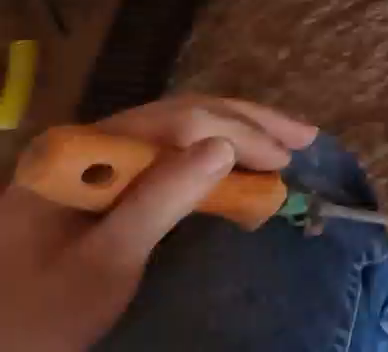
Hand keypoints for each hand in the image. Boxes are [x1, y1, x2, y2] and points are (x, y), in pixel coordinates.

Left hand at [0, 95, 316, 350]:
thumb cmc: (41, 315)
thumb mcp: (104, 263)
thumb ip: (159, 201)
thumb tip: (224, 147)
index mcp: (71, 162)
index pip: (173, 123)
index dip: (237, 133)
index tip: (284, 158)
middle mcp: (81, 151)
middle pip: (180, 117)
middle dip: (249, 124)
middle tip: (303, 138)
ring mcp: (90, 167)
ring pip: (180, 129)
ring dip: (240, 132)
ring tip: (288, 143)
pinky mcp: (102, 186)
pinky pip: (169, 152)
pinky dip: (215, 152)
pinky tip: (244, 160)